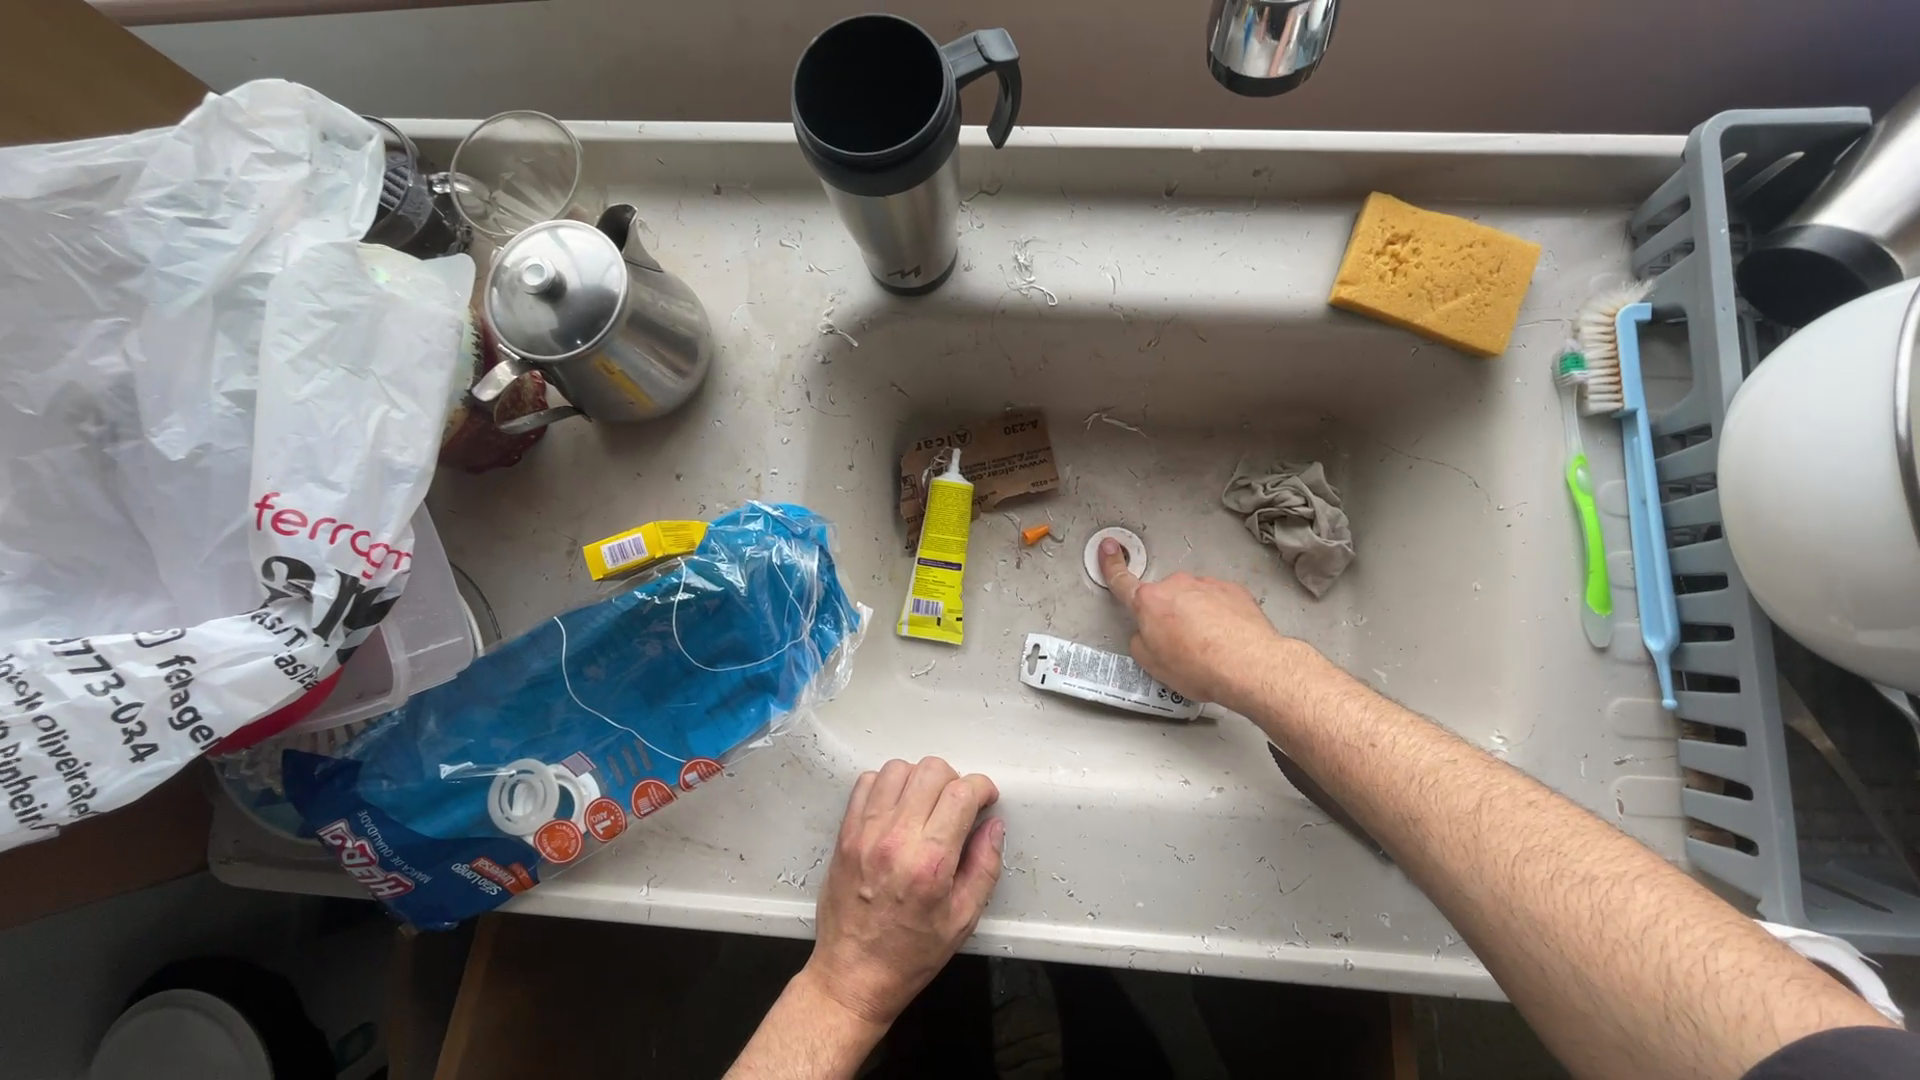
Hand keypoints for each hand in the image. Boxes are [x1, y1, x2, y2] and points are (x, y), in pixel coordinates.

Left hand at [803, 757, 1003, 1026]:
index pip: (961, 792)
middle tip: (958, 804)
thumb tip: (993, 826)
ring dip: (919, 779)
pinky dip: (886, 785)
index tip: (986, 798)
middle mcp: (896, 839)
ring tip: (927, 804)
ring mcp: (866, 832)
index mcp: (930, 862)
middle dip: (954, 780)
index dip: (982, 787)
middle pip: (931, 770)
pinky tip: (897, 807)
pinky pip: (866, 783)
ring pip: (898, 768)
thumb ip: (985, 866)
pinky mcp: (845, 833)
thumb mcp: (963, 920)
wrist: (852, 976)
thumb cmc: (909, 955)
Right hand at [1099, 537, 1292, 708]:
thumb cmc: (1201, 666)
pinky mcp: (1233, 590)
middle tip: (1178, 644)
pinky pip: (1218, 600)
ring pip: (1192, 599)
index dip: (1111, 565)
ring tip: (1207, 646)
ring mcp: (1206, 585)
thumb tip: (1146, 637)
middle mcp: (1177, 586)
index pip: (1122, 581)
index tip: (1109, 549)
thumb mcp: (1152, 664)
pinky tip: (1225, 638)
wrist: (1247, 665)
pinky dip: (1219, 616)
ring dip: (1195, 616)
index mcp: (1149, 602)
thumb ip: (1140, 642)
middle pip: (1164, 598)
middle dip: (1167, 616)